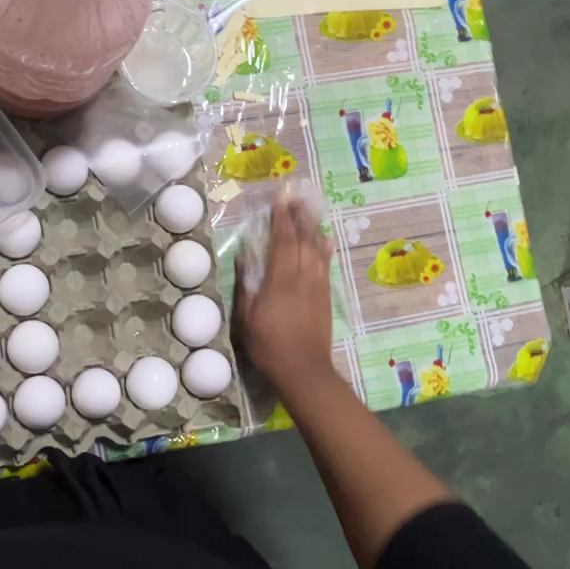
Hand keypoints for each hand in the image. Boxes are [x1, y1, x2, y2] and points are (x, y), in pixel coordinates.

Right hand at [234, 194, 338, 397]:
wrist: (304, 371)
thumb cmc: (268, 346)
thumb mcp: (246, 318)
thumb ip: (245, 285)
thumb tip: (243, 256)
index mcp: (280, 281)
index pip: (282, 241)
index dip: (280, 219)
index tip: (279, 199)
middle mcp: (302, 278)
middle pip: (302, 240)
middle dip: (298, 217)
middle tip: (296, 197)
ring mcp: (317, 287)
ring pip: (316, 250)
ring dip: (312, 228)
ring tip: (310, 211)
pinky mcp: (325, 297)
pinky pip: (325, 266)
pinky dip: (324, 250)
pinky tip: (325, 240)